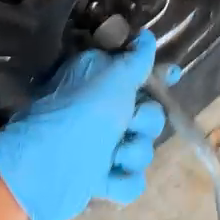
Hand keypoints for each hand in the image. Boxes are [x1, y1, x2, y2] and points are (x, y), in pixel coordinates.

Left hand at [0, 30, 170, 219]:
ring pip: (143, 149)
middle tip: (128, 123)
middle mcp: (105, 111)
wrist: (45, 170)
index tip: (174, 75)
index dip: (158, 75)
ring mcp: (103, 146)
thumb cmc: (82, 114)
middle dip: (144, 121)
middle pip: (150, 114)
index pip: (138, 73)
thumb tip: (146, 37)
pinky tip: (106, 181)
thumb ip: (135, 60)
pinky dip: (121, 182)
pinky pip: (132, 181)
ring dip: (132, 153)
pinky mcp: (103, 180)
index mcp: (103, 81)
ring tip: (113, 156)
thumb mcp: (112, 78)